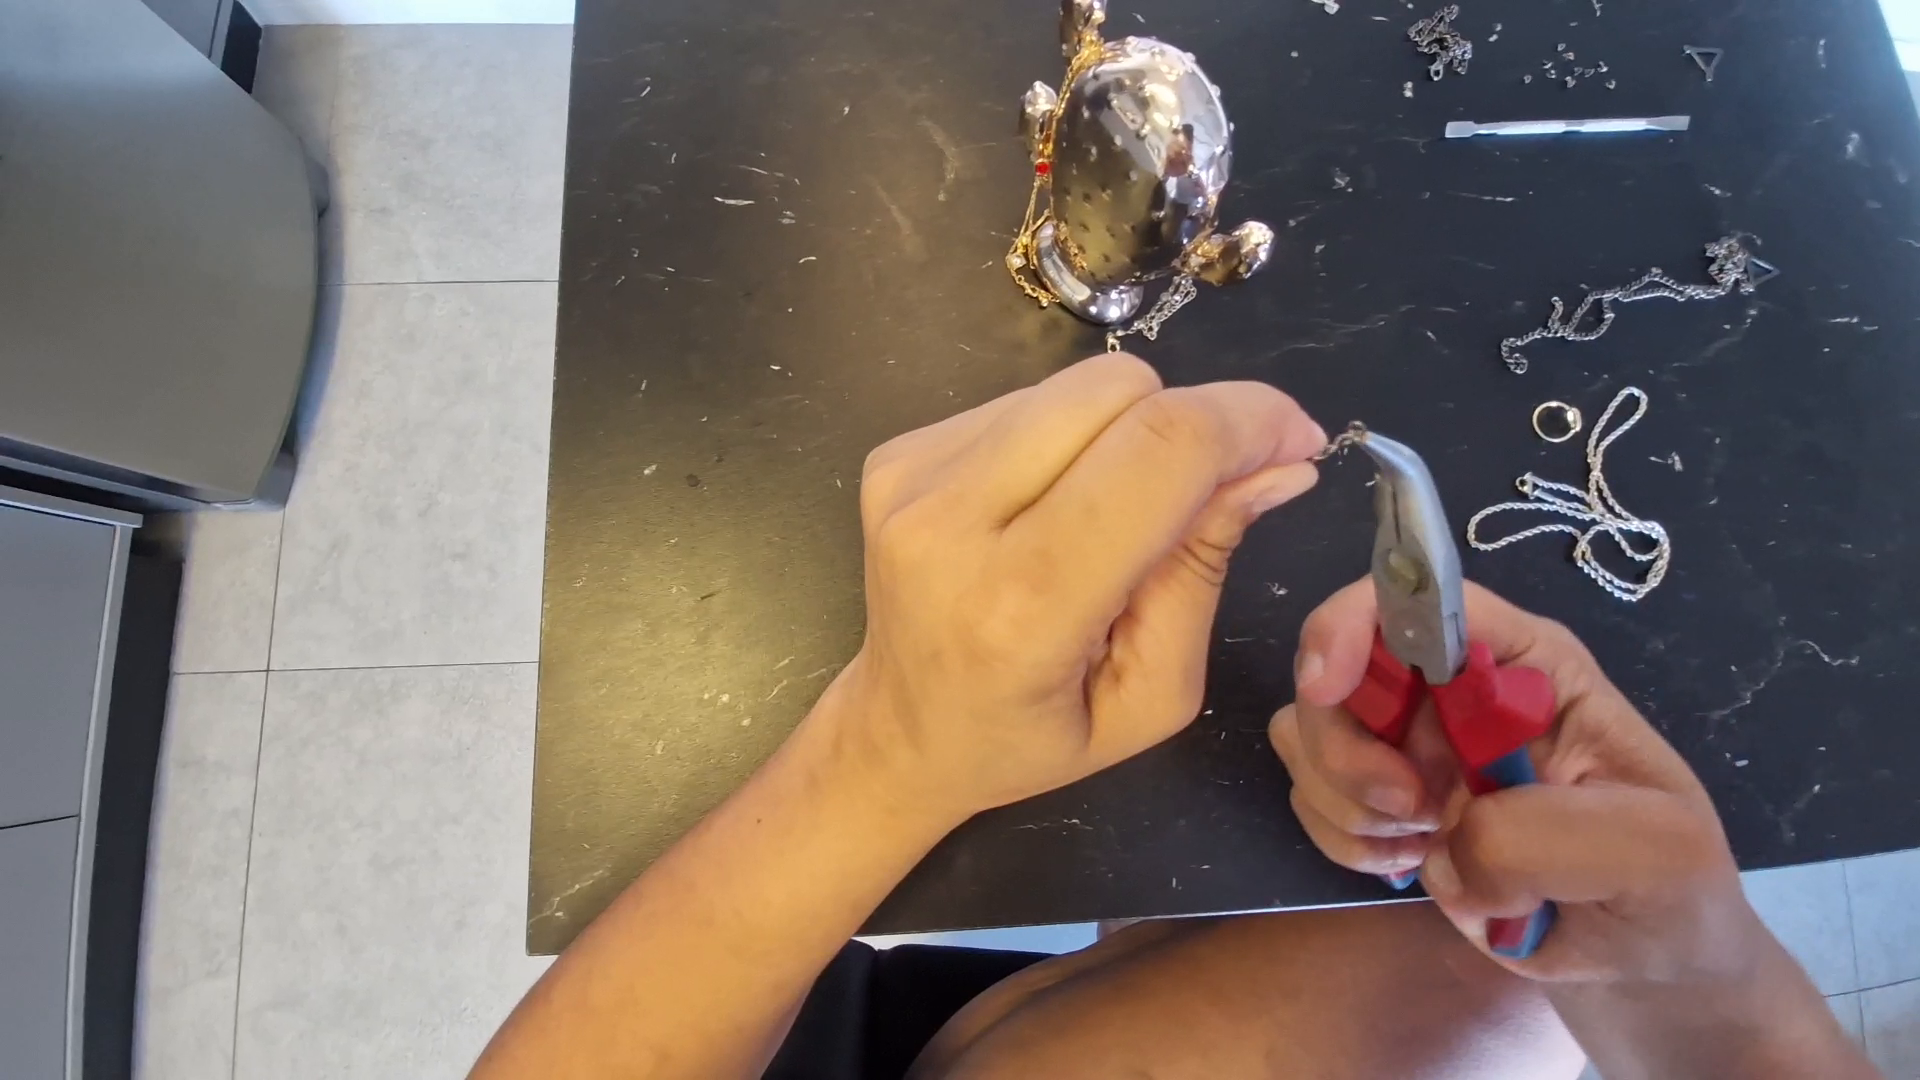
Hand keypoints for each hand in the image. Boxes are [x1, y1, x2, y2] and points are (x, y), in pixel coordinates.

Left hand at [824, 353, 1324, 822]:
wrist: (899, 730)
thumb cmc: (1028, 737)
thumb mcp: (1148, 694)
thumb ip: (1204, 570)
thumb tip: (1274, 464)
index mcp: (1021, 606)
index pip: (1158, 453)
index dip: (1247, 422)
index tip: (1294, 440)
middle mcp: (948, 521)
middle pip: (1115, 390)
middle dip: (1187, 423)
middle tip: (1201, 490)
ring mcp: (911, 478)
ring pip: (1071, 386)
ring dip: (1122, 432)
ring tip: (1106, 512)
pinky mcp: (894, 454)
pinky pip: (1021, 402)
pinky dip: (1064, 440)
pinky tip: (1046, 504)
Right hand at [1269, 579, 1764, 984]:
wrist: (1630, 957)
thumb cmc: (1659, 885)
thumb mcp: (1653, 851)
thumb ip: (1552, 831)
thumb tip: (1448, 834)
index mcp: (1512, 660)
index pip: (1408, 600)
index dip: (1346, 624)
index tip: (1324, 689)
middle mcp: (1438, 686)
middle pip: (1331, 671)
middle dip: (1344, 747)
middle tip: (1411, 810)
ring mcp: (1395, 738)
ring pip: (1301, 732)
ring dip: (1345, 800)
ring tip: (1425, 846)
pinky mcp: (1365, 791)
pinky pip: (1305, 794)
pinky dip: (1343, 837)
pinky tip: (1407, 862)